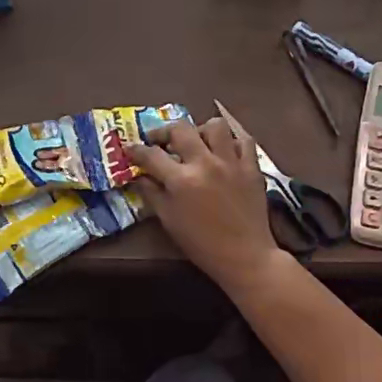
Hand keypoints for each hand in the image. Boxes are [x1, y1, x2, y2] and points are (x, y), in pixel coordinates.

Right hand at [125, 118, 286, 290]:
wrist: (243, 256)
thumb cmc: (201, 244)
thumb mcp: (169, 221)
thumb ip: (153, 194)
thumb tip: (140, 177)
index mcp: (181, 180)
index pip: (152, 155)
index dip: (136, 150)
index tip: (130, 149)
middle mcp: (205, 163)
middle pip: (181, 129)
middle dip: (164, 131)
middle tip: (158, 141)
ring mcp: (231, 162)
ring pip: (215, 126)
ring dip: (200, 130)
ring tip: (196, 142)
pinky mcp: (252, 167)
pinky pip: (243, 140)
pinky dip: (231, 140)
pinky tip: (224, 150)